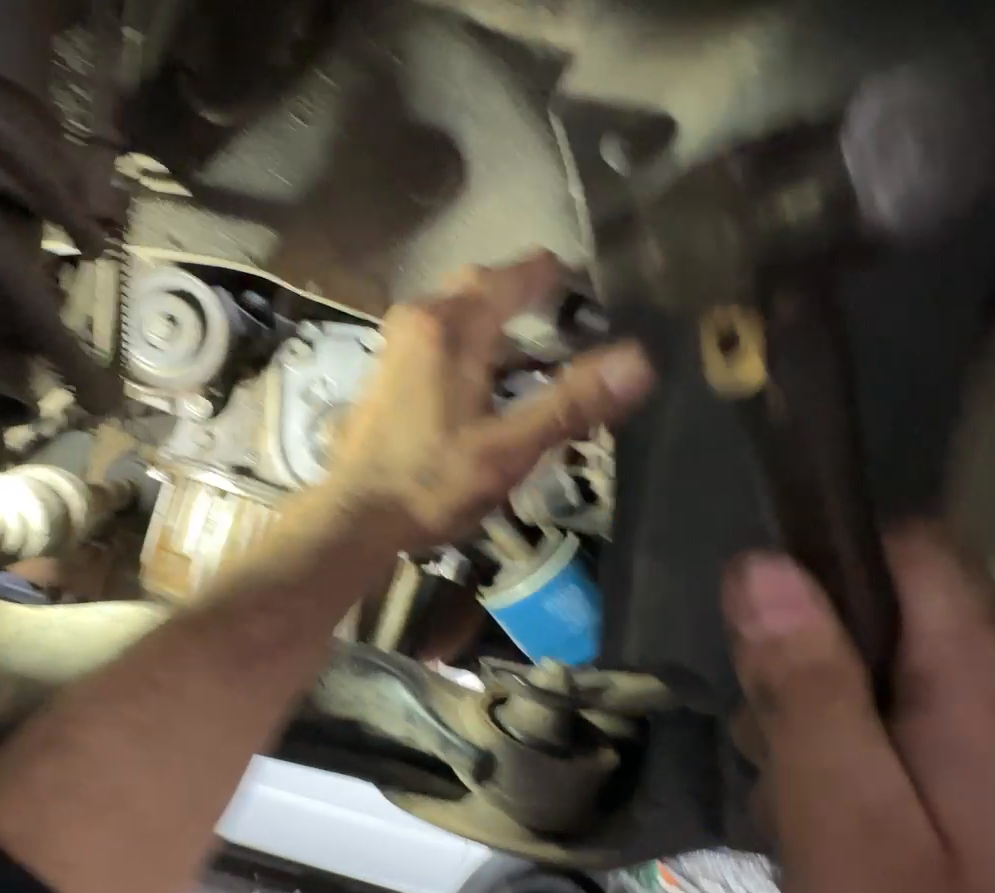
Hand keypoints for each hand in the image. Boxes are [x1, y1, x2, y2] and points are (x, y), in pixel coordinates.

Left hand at [320, 251, 654, 550]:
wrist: (353, 518)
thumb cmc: (429, 484)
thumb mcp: (506, 449)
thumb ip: (571, 403)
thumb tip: (641, 360)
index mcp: (451, 325)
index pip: (523, 272)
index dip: (568, 283)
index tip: (604, 307)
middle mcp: (419, 318)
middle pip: (489, 288)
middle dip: (535, 304)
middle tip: (578, 335)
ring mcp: (397, 343)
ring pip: (463, 313)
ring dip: (504, 329)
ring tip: (544, 363)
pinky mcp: (389, 370)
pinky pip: (441, 337)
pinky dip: (474, 347)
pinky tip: (494, 386)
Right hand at [722, 528, 994, 892]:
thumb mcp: (844, 829)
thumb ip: (805, 692)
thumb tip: (762, 569)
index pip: (910, 549)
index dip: (821, 566)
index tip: (760, 643)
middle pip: (911, 628)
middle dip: (823, 676)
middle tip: (785, 775)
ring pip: (933, 692)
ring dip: (856, 734)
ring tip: (825, 831)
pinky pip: (972, 750)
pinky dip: (905, 775)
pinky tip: (881, 858)